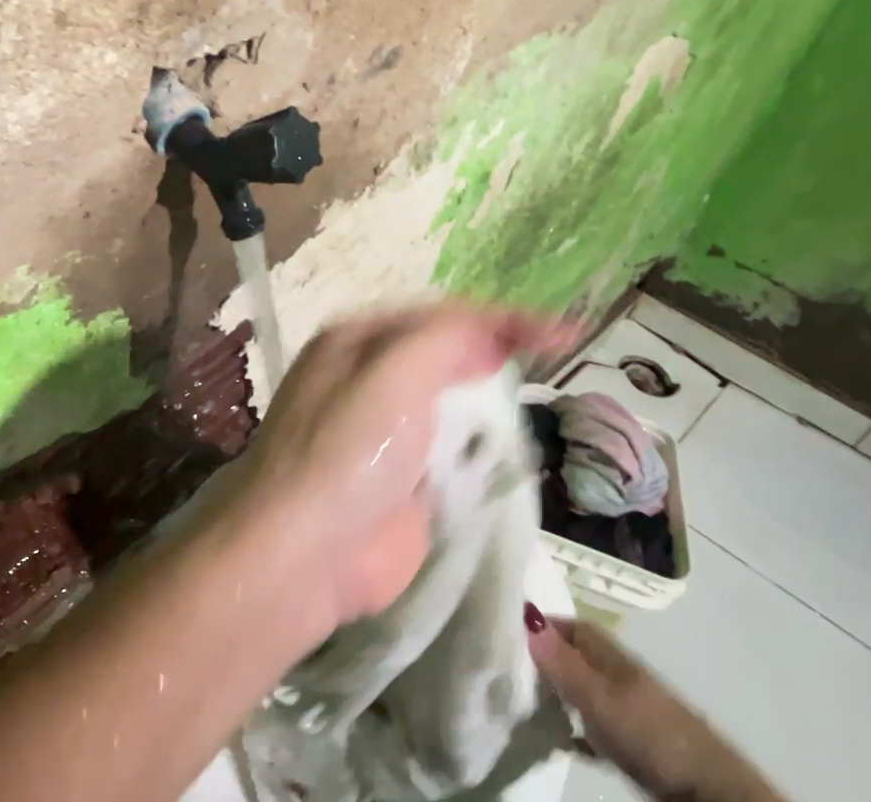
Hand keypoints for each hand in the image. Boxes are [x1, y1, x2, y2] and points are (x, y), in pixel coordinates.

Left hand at [221, 305, 575, 631]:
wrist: (307, 554)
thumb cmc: (348, 451)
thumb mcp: (395, 371)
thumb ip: (448, 338)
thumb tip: (490, 333)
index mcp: (355, 341)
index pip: (438, 315)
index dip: (499, 319)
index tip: (564, 334)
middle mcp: (366, 380)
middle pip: (444, 358)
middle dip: (494, 358)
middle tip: (554, 363)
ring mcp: (384, 435)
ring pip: (451, 408)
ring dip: (491, 409)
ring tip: (540, 407)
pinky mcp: (403, 485)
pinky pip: (453, 458)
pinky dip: (482, 455)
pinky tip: (515, 455)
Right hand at [529, 619, 783, 801]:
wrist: (708, 790)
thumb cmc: (651, 734)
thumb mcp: (601, 697)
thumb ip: (564, 662)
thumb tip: (526, 615)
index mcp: (614, 658)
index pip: (575, 627)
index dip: (544, 623)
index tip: (507, 629)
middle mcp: (621, 676)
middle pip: (578, 656)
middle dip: (545, 656)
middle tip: (506, 665)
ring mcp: (630, 709)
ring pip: (584, 689)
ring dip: (558, 691)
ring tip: (523, 700)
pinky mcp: (635, 741)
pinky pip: (595, 724)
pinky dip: (575, 726)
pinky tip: (560, 738)